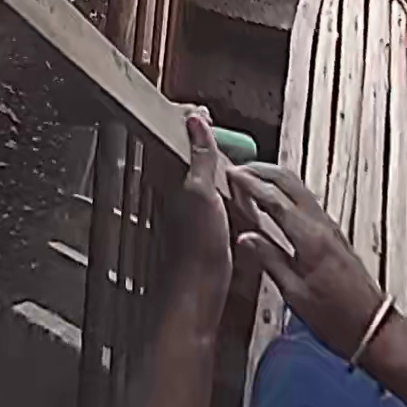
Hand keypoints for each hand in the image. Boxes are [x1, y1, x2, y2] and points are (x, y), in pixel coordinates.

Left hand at [160, 108, 232, 325]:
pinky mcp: (202, 223)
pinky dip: (222, 183)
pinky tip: (235, 186)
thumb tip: (196, 118)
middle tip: (220, 127)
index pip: (176, 136)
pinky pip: (211, 193)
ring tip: (230, 150)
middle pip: (188, 152)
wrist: (200, 296)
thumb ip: (201, 156)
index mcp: (171, 175)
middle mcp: (176, 187)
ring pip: (199, 172)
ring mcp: (189, 205)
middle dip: (203, 137)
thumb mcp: (202, 193)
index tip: (205, 111)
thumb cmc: (197, 248)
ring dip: (213, 160)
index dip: (189, 120)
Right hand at [227, 162, 385, 360]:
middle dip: (260, 170)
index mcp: (309, 237)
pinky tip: (271, 198)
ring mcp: (328, 225)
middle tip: (236, 170)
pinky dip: (283, 188)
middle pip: (288, 181)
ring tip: (248, 179)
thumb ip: (269, 259)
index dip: (249, 183)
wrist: (376, 330)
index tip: (229, 173)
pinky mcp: (332, 231)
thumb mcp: (295, 294)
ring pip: (297, 186)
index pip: (274, 198)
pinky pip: (303, 197)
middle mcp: (320, 223)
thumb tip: (244, 236)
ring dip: (272, 176)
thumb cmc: (334, 318)